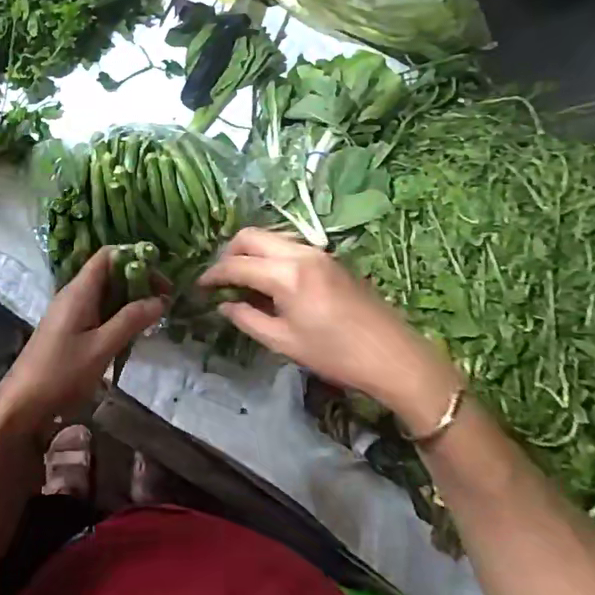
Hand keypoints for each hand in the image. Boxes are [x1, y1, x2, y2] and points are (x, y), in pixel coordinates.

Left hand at [0, 248, 168, 437]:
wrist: (22, 401)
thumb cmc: (61, 372)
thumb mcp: (101, 347)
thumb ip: (130, 320)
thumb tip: (160, 299)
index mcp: (79, 290)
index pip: (108, 255)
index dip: (136, 258)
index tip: (161, 278)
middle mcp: (74, 294)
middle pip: (109, 272)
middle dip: (138, 281)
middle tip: (165, 301)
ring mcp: (70, 311)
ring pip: (105, 293)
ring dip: (129, 301)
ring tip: (156, 317)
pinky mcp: (69, 328)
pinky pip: (98, 311)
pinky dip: (117, 316)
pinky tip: (133, 333)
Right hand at [198, 228, 461, 435]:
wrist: (395, 357)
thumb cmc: (336, 355)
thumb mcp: (283, 342)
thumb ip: (247, 319)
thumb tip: (225, 305)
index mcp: (285, 274)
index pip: (236, 264)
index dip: (213, 274)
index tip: (199, 286)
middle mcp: (300, 253)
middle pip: (250, 236)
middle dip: (229, 253)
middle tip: (220, 278)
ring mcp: (318, 253)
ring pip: (271, 237)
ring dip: (251, 252)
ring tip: (243, 280)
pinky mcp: (331, 260)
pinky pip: (289, 246)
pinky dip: (271, 255)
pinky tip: (271, 281)